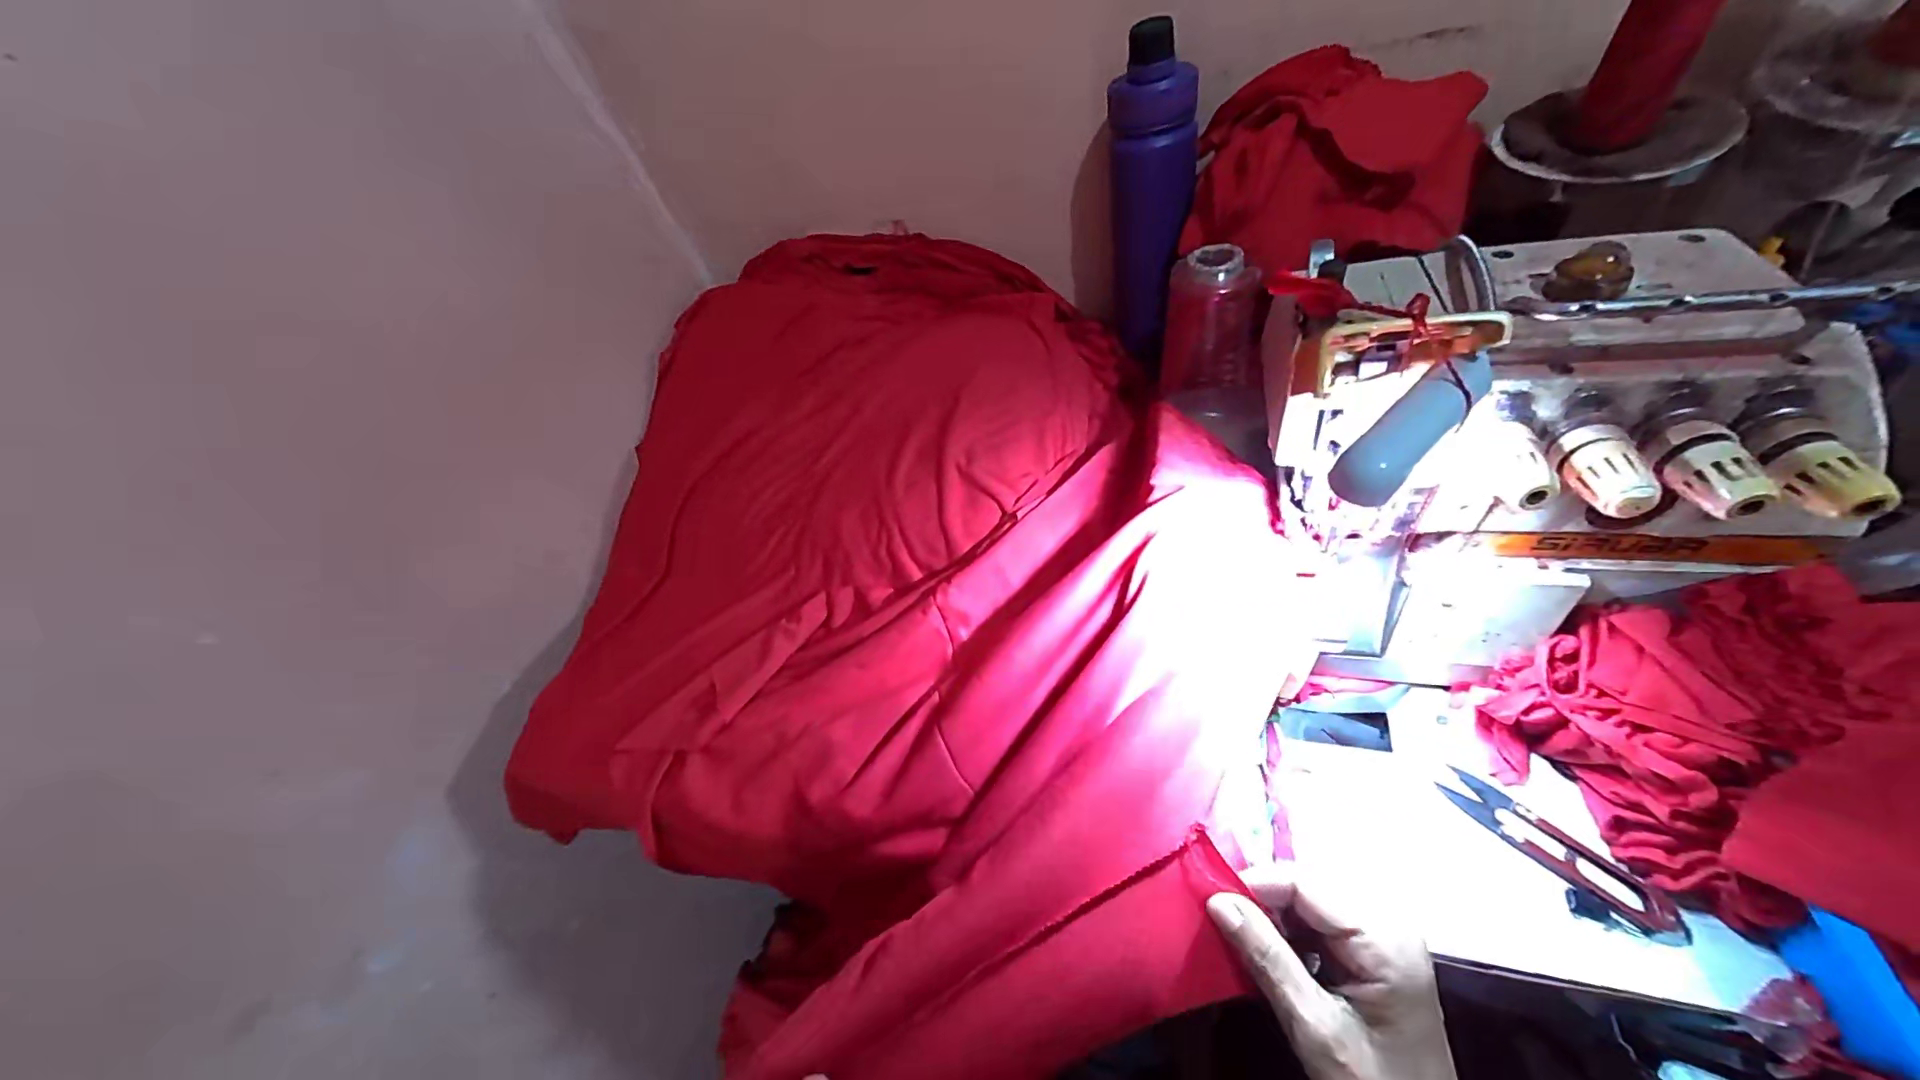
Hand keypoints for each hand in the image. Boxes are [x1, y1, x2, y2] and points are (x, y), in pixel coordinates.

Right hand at [1206, 864, 1454, 1079]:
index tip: (1212, 902)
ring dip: (1272, 911)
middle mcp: (1387, 919)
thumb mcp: (1314, 1026)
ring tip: (1243, 933)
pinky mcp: (1373, 944)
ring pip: (1308, 894)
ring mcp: (1383, 930)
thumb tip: (1216, 900)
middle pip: (1306, 882)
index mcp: (1383, 936)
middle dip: (1261, 897)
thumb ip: (1267, 958)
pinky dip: (1289, 925)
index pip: (1302, 881)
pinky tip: (1272, 947)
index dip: (1253, 884)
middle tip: (1223, 918)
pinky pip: (1319, 914)